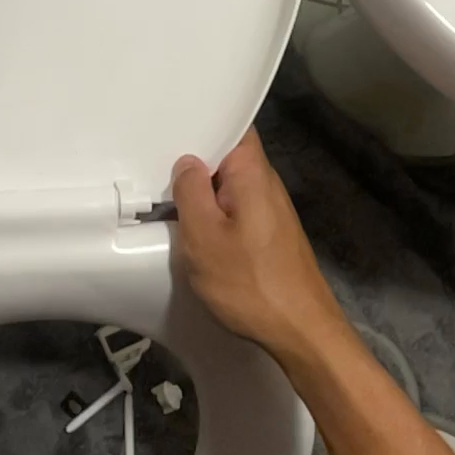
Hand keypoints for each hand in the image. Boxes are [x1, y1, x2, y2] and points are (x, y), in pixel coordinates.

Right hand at [171, 130, 349, 363]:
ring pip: (228, 184)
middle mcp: (266, 182)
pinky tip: (193, 225)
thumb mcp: (203, 236)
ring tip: (165, 194)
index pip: (230, 126)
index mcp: (252, 172)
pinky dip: (213, 211)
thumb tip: (187, 163)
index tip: (167, 125)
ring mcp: (270, 209)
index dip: (201, 122)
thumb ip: (190, 192)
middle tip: (153, 162)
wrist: (301, 332)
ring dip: (201, 189)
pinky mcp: (269, 233)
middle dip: (194, 158)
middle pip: (226, 155)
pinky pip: (235, 207)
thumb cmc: (250, 282)